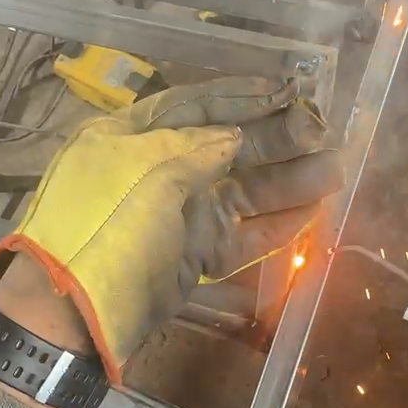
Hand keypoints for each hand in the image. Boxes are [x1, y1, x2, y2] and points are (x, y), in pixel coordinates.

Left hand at [0, 77, 340, 382]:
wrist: (73, 316)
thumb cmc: (106, 229)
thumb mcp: (147, 173)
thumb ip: (196, 149)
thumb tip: (236, 137)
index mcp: (132, 137)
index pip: (195, 106)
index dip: (242, 96)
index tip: (287, 90)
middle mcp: (158, 171)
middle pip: (227, 147)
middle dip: (276, 139)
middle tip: (323, 131)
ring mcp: (178, 216)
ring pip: (242, 193)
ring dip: (288, 182)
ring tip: (335, 170)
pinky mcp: (193, 255)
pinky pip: (241, 236)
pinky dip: (275, 226)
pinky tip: (312, 212)